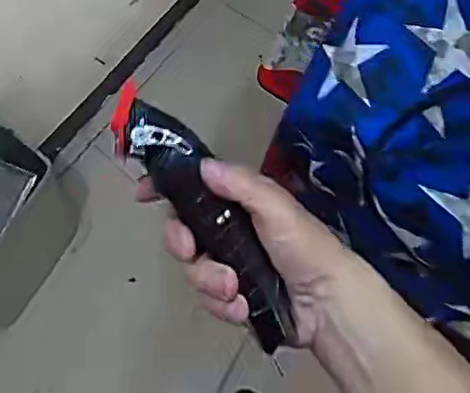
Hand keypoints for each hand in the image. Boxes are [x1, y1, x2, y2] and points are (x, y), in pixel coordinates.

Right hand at [137, 158, 359, 349]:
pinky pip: (210, 301)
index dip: (168, 189)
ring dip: (211, 281)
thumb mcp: (274, 204)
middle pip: (184, 232)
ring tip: (235, 286)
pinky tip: (243, 304)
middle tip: (191, 248)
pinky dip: (224, 305)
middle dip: (183, 242)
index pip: (196, 189)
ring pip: (195, 271)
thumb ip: (239, 184)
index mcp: (239, 201)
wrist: (325, 303)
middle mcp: (231, 230)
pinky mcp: (234, 298)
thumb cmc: (305, 245)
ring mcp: (231, 264)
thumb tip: (204, 164)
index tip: (144, 192)